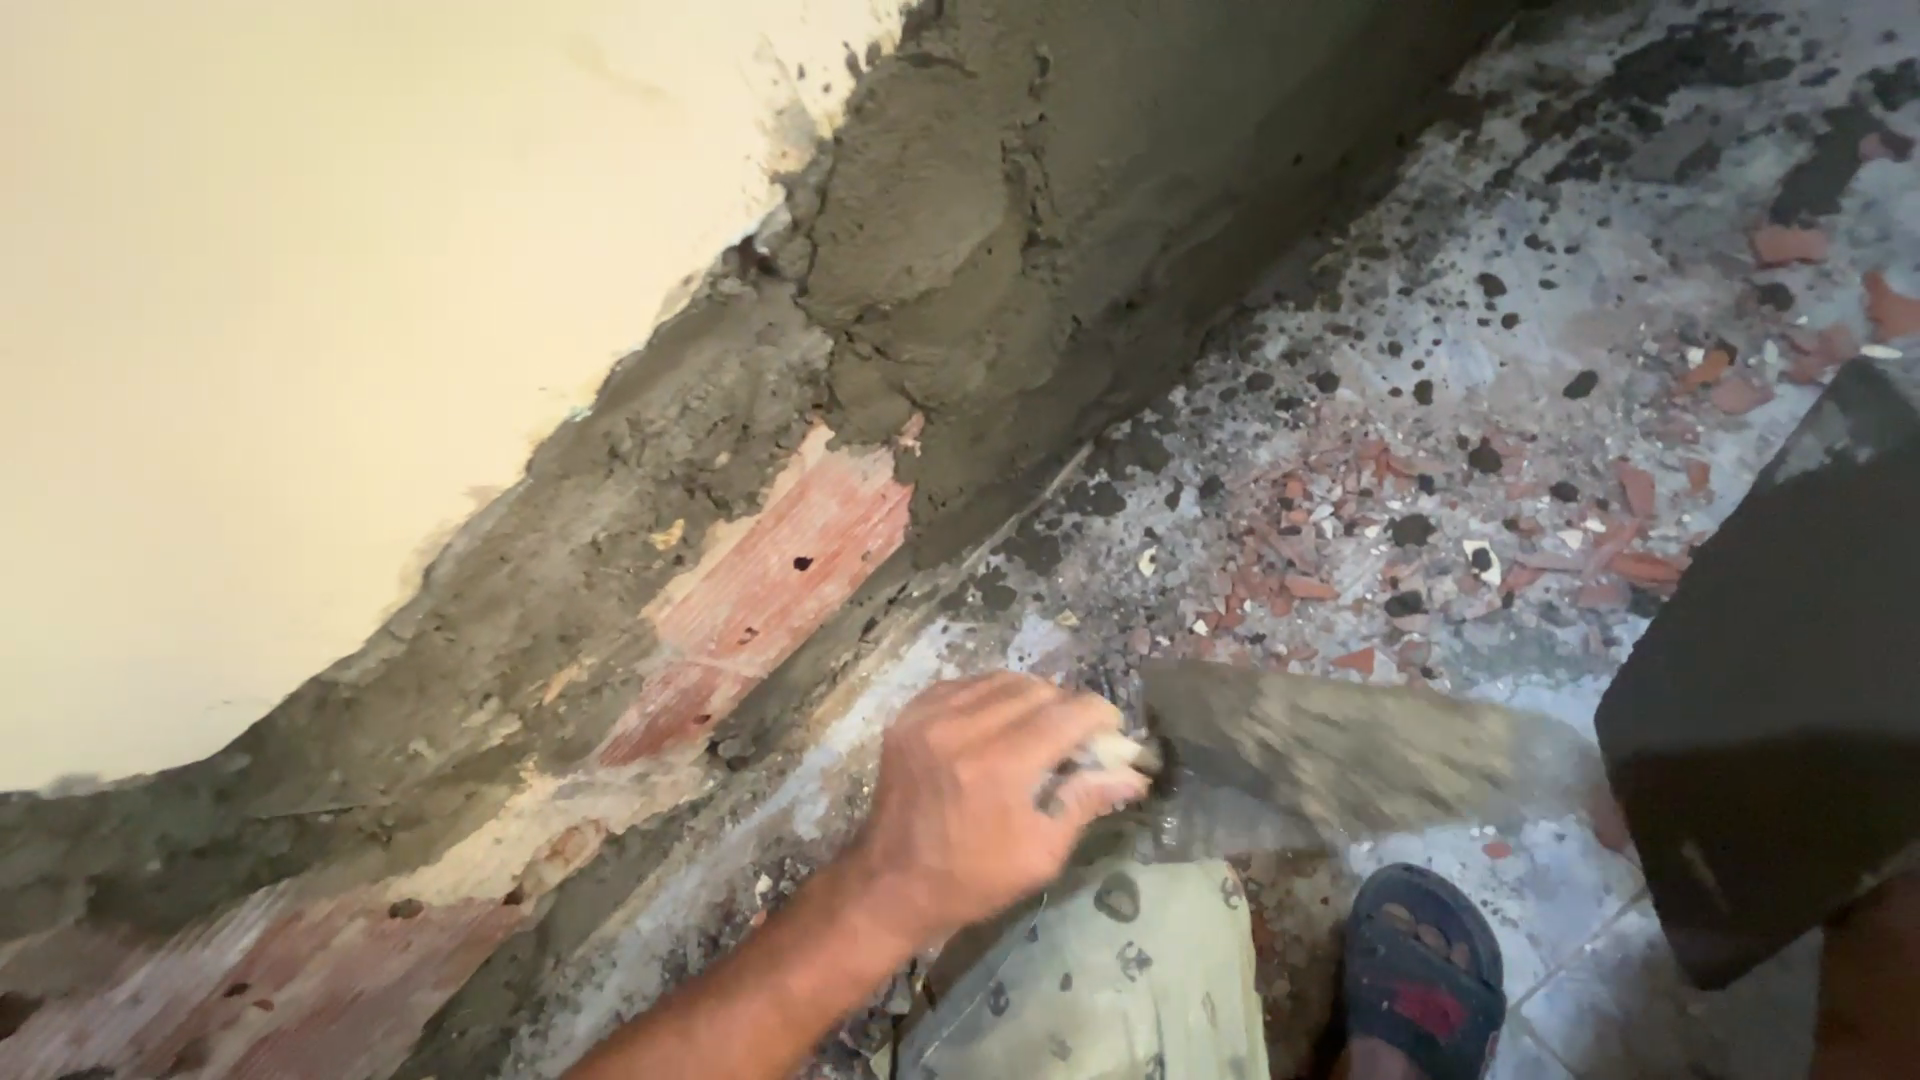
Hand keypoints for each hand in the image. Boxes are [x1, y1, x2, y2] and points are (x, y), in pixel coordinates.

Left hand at [841, 671, 1149, 948]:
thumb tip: (1133, 774)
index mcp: (999, 766)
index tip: (1112, 730)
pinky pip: (965, 684)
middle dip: (1066, 707)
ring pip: (1001, 679)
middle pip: (1037, 690)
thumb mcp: (1041, 853)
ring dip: (1030, 697)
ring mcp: (929, 715)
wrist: (890, 882)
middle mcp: (963, 728)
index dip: (1100, 715)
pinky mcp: (908, 713)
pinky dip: (991, 695)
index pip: (1067, 713)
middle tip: (1076, 736)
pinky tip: (998, 720)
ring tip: (1039, 726)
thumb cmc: (973, 878)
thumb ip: (1085, 801)